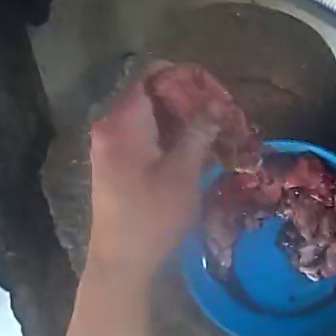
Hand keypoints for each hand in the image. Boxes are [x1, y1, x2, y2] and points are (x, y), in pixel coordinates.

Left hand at [83, 66, 217, 280]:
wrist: (122, 260)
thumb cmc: (154, 215)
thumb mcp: (183, 172)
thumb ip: (199, 132)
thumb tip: (216, 103)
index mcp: (123, 122)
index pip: (151, 76)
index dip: (185, 76)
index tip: (217, 91)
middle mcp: (111, 126)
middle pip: (151, 94)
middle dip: (189, 99)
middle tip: (224, 115)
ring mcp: (112, 146)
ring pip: (151, 116)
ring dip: (184, 120)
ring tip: (217, 132)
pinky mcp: (118, 164)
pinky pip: (147, 135)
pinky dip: (172, 136)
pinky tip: (198, 150)